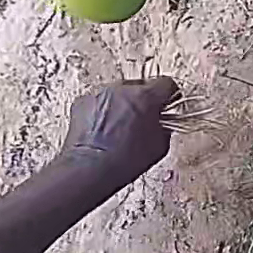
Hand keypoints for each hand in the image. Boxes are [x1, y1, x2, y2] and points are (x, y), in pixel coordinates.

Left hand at [56, 76, 179, 181]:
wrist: (92, 168)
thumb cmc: (125, 160)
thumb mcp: (159, 146)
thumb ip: (165, 126)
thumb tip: (163, 122)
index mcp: (146, 97)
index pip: (166, 83)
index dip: (169, 95)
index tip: (167, 103)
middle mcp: (122, 89)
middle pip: (140, 86)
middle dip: (144, 101)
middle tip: (144, 120)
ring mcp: (101, 93)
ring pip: (119, 93)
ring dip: (123, 105)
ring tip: (121, 128)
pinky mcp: (83, 101)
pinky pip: (100, 101)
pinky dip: (104, 111)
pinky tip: (105, 130)